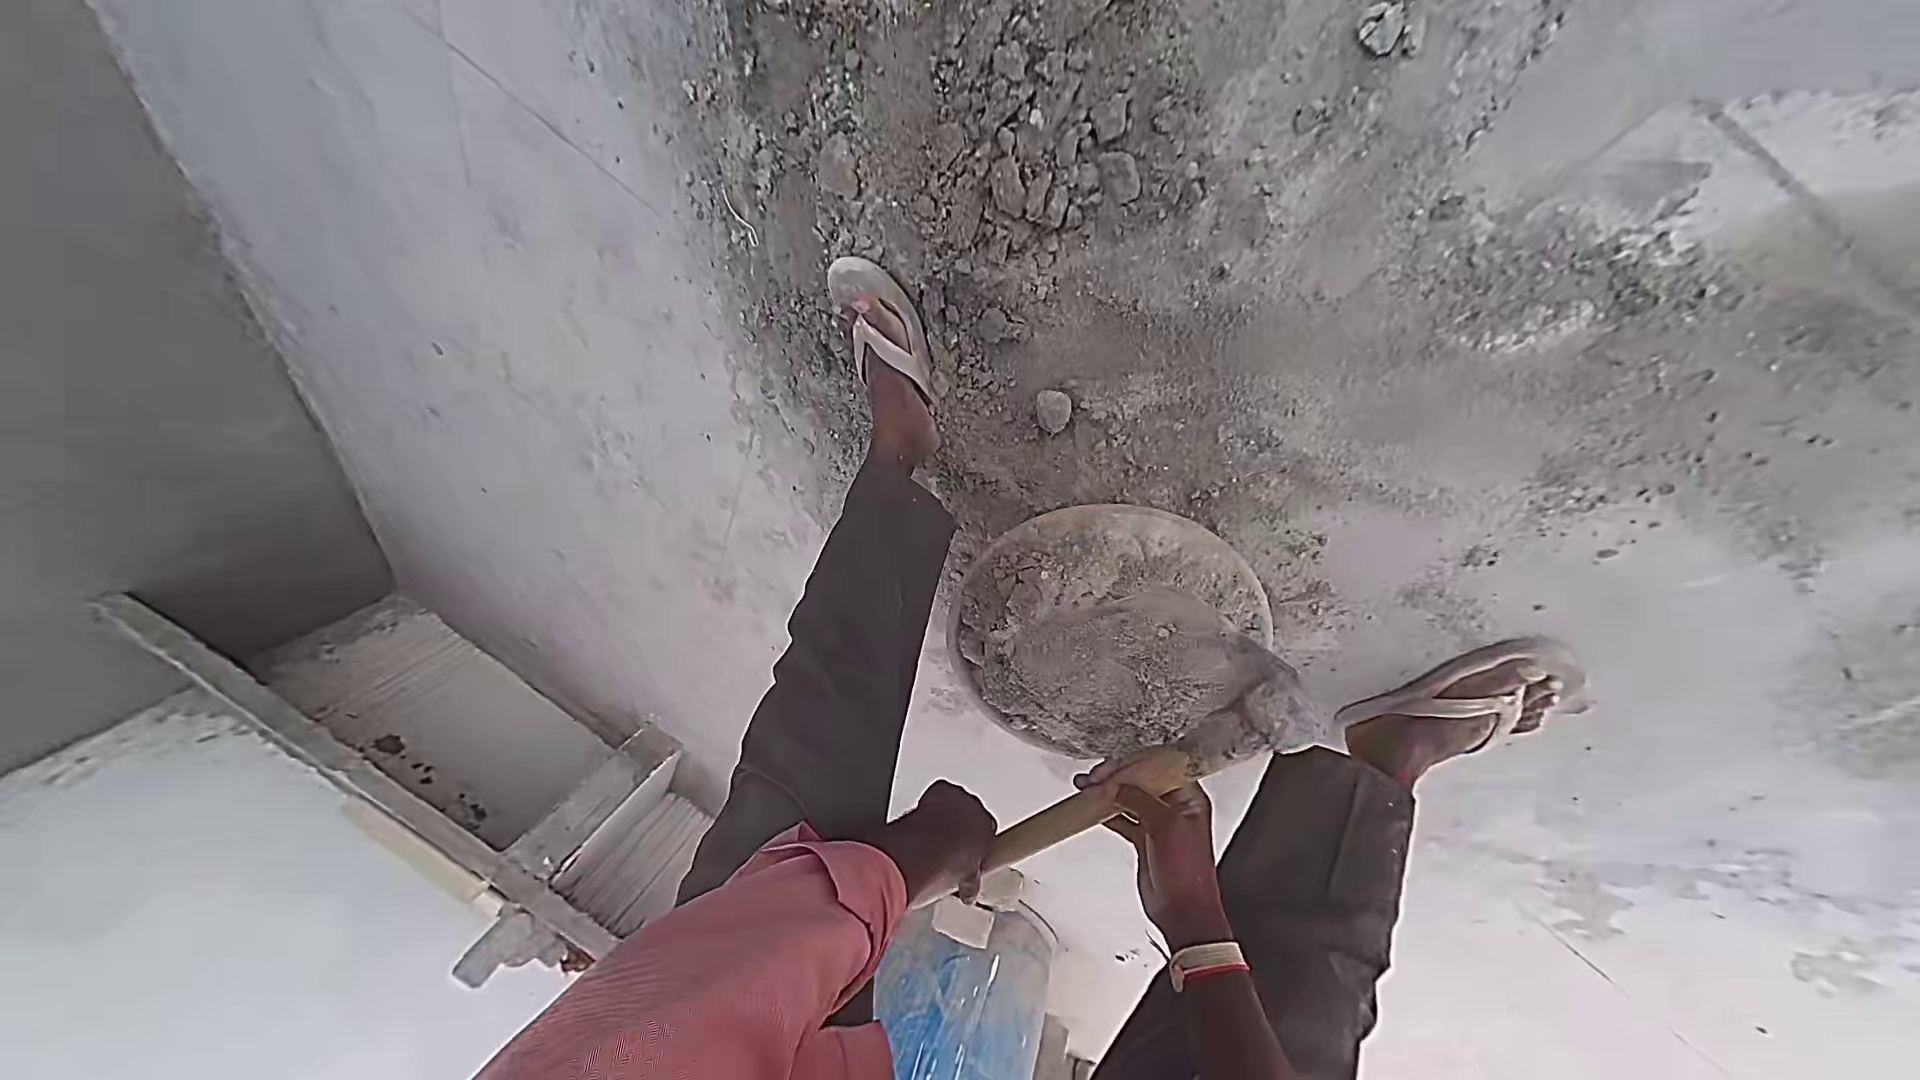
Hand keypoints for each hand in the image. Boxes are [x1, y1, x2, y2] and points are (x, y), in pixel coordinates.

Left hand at [866, 780, 996, 904]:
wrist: (933, 845)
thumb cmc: (950, 861)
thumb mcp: (967, 878)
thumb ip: (971, 881)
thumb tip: (968, 893)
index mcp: (988, 826)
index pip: (986, 829)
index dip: (974, 839)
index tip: (965, 848)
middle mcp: (977, 807)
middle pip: (970, 812)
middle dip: (960, 824)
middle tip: (947, 841)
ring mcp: (958, 796)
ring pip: (954, 801)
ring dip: (946, 812)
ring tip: (933, 830)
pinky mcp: (942, 788)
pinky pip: (939, 792)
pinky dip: (932, 800)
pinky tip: (926, 815)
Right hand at [1079, 766, 1229, 947]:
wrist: (1182, 912)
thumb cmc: (1188, 875)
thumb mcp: (1165, 826)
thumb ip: (1139, 799)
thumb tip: (1118, 784)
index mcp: (1189, 798)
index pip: (1161, 767)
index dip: (1136, 762)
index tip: (1115, 765)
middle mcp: (1174, 807)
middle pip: (1142, 779)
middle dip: (1117, 775)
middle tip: (1097, 776)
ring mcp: (1158, 821)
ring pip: (1128, 795)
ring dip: (1107, 790)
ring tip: (1088, 786)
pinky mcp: (1144, 836)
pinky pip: (1122, 815)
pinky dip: (1106, 809)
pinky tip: (1092, 805)